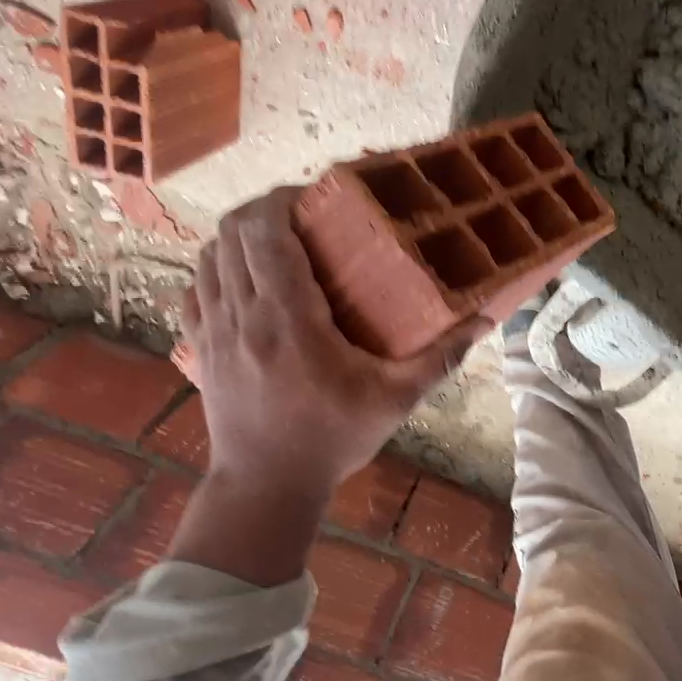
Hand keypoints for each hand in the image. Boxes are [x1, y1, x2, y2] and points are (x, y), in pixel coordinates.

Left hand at [181, 187, 490, 501]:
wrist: (266, 485)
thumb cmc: (334, 437)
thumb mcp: (396, 399)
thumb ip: (440, 357)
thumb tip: (484, 320)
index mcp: (288, 319)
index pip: (266, 235)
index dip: (282, 200)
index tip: (314, 195)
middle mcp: (242, 314)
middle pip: (232, 233)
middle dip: (263, 210)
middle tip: (303, 214)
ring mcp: (213, 331)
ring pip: (210, 256)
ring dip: (239, 237)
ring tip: (278, 241)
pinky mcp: (199, 348)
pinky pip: (197, 288)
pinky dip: (217, 268)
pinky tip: (245, 278)